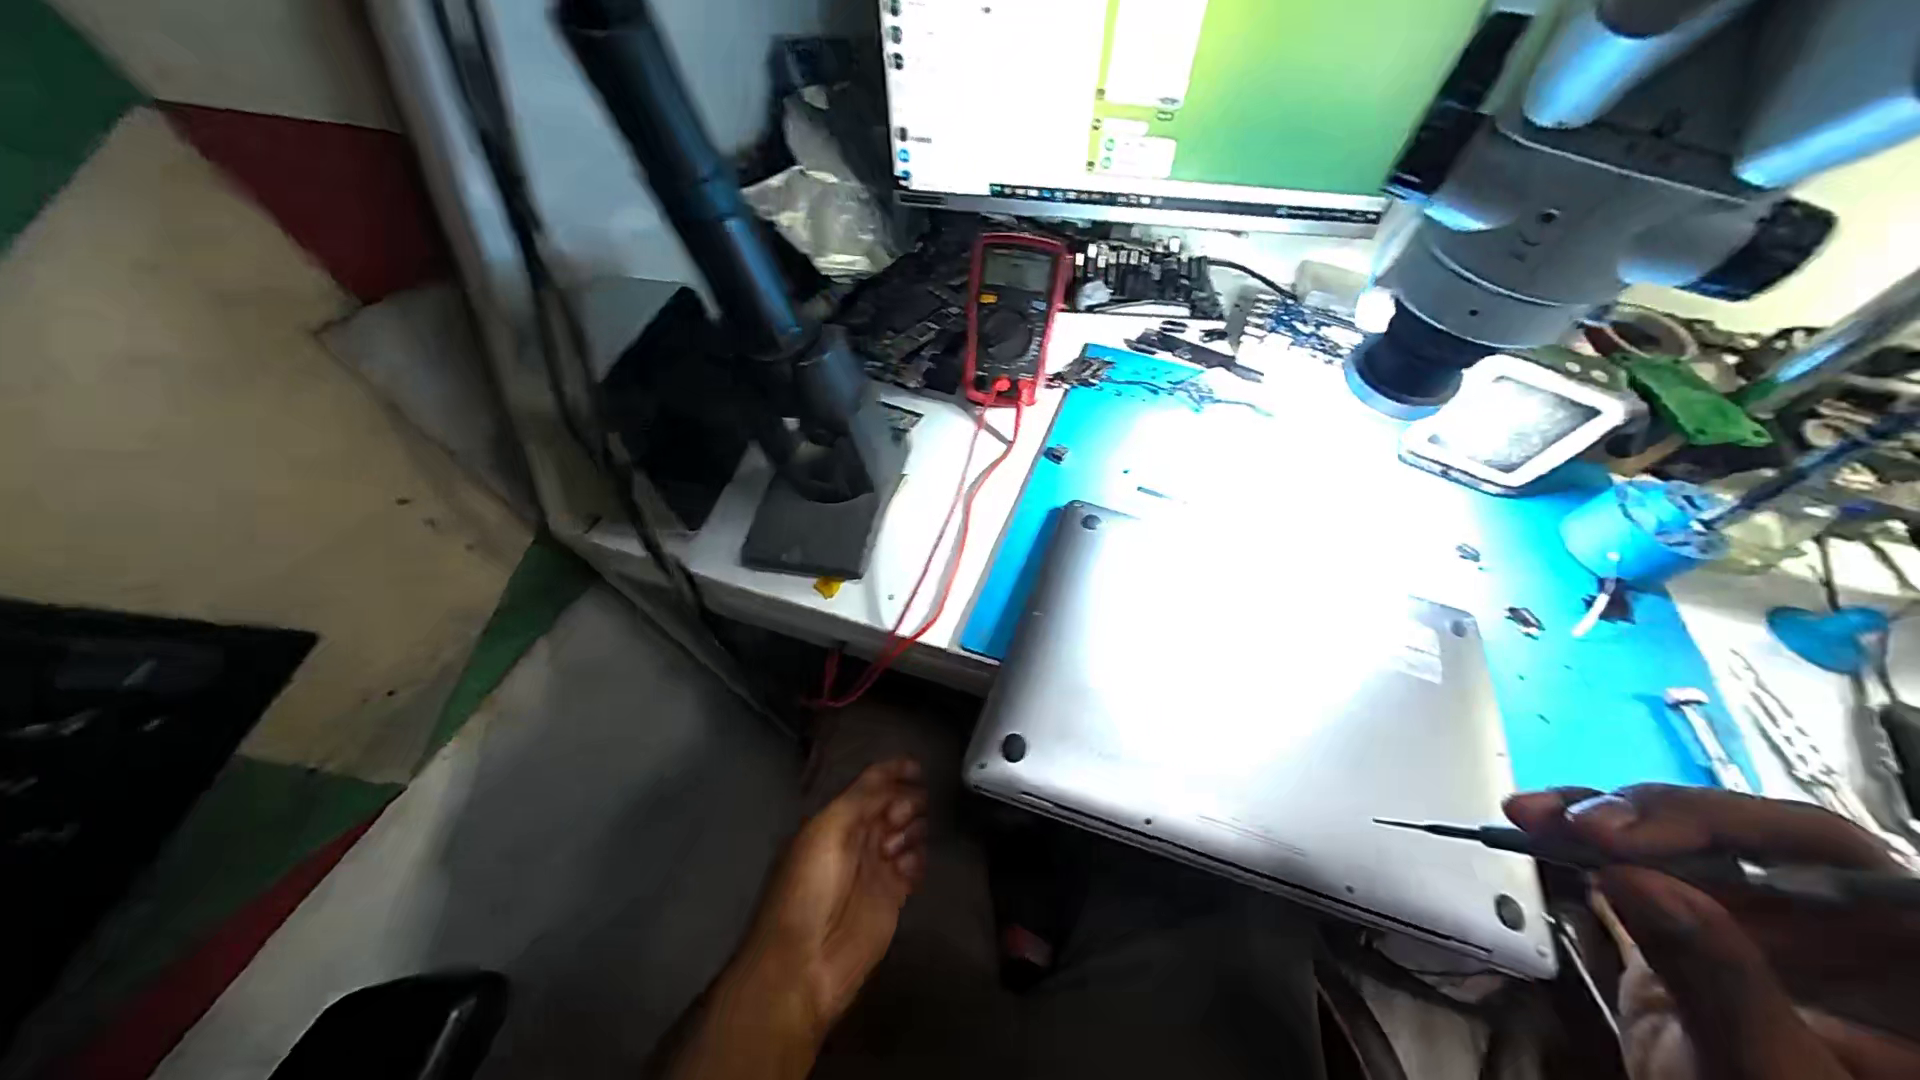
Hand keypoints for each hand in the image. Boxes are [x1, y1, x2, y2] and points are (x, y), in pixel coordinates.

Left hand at [730, 758, 928, 1038]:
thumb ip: (861, 800)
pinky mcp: (892, 896)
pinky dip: (918, 861)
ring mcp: (876, 867)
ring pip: (908, 832)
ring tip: (899, 848)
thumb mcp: (827, 831)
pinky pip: (915, 866)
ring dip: (912, 830)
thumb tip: (894, 783)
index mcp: (836, 818)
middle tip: (901, 818)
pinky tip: (909, 869)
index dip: (894, 771)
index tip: (918, 767)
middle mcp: (857, 837)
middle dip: (905, 802)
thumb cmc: (809, 888)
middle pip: (894, 805)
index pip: (871, 784)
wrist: (804, 961)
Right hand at [1505, 785, 1919, 1079]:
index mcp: (1907, 958)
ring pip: (1675, 835)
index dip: (1729, 826)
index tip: (1627, 838)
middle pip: (1742, 835)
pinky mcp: (1685, 920)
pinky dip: (1576, 839)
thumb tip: (1627, 875)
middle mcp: (1839, 926)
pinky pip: (1633, 861)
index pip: (1830, 855)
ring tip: (1531, 814)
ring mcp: (1756, 922)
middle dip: (1645, 817)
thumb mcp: (1770, 1077)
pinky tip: (1533, 824)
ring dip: (1593, 817)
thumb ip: (1721, 983)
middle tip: (1575, 824)